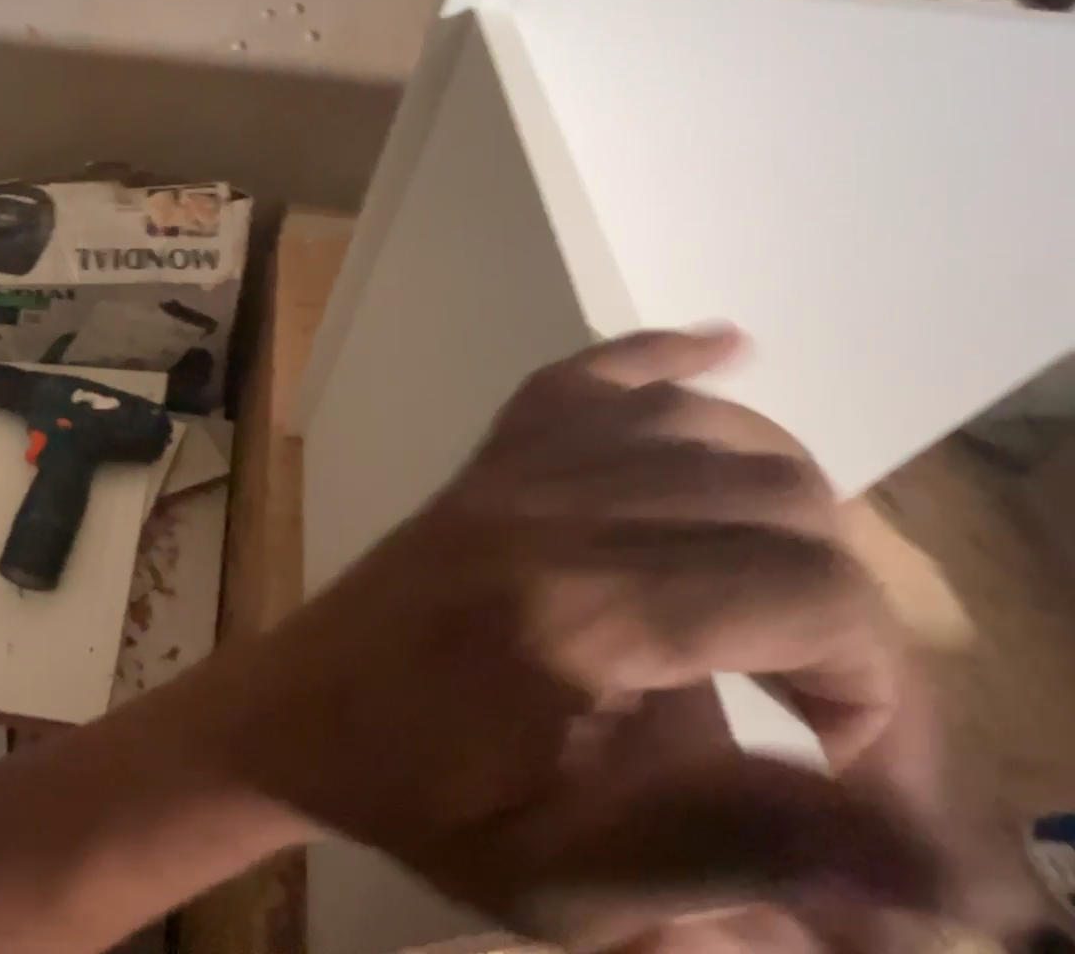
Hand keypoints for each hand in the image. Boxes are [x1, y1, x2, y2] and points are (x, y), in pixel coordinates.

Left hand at [188, 329, 950, 952]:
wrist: (295, 719)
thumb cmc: (412, 801)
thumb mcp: (558, 874)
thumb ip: (729, 854)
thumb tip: (929, 865)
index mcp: (568, 616)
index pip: (803, 598)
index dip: (884, 691)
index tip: (872, 778)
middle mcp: (544, 515)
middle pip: (773, 502)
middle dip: (846, 608)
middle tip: (832, 706)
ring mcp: (507, 474)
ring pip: (700, 432)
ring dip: (789, 503)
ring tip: (801, 602)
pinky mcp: (481, 463)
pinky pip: (583, 380)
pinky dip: (663, 361)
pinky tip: (727, 351)